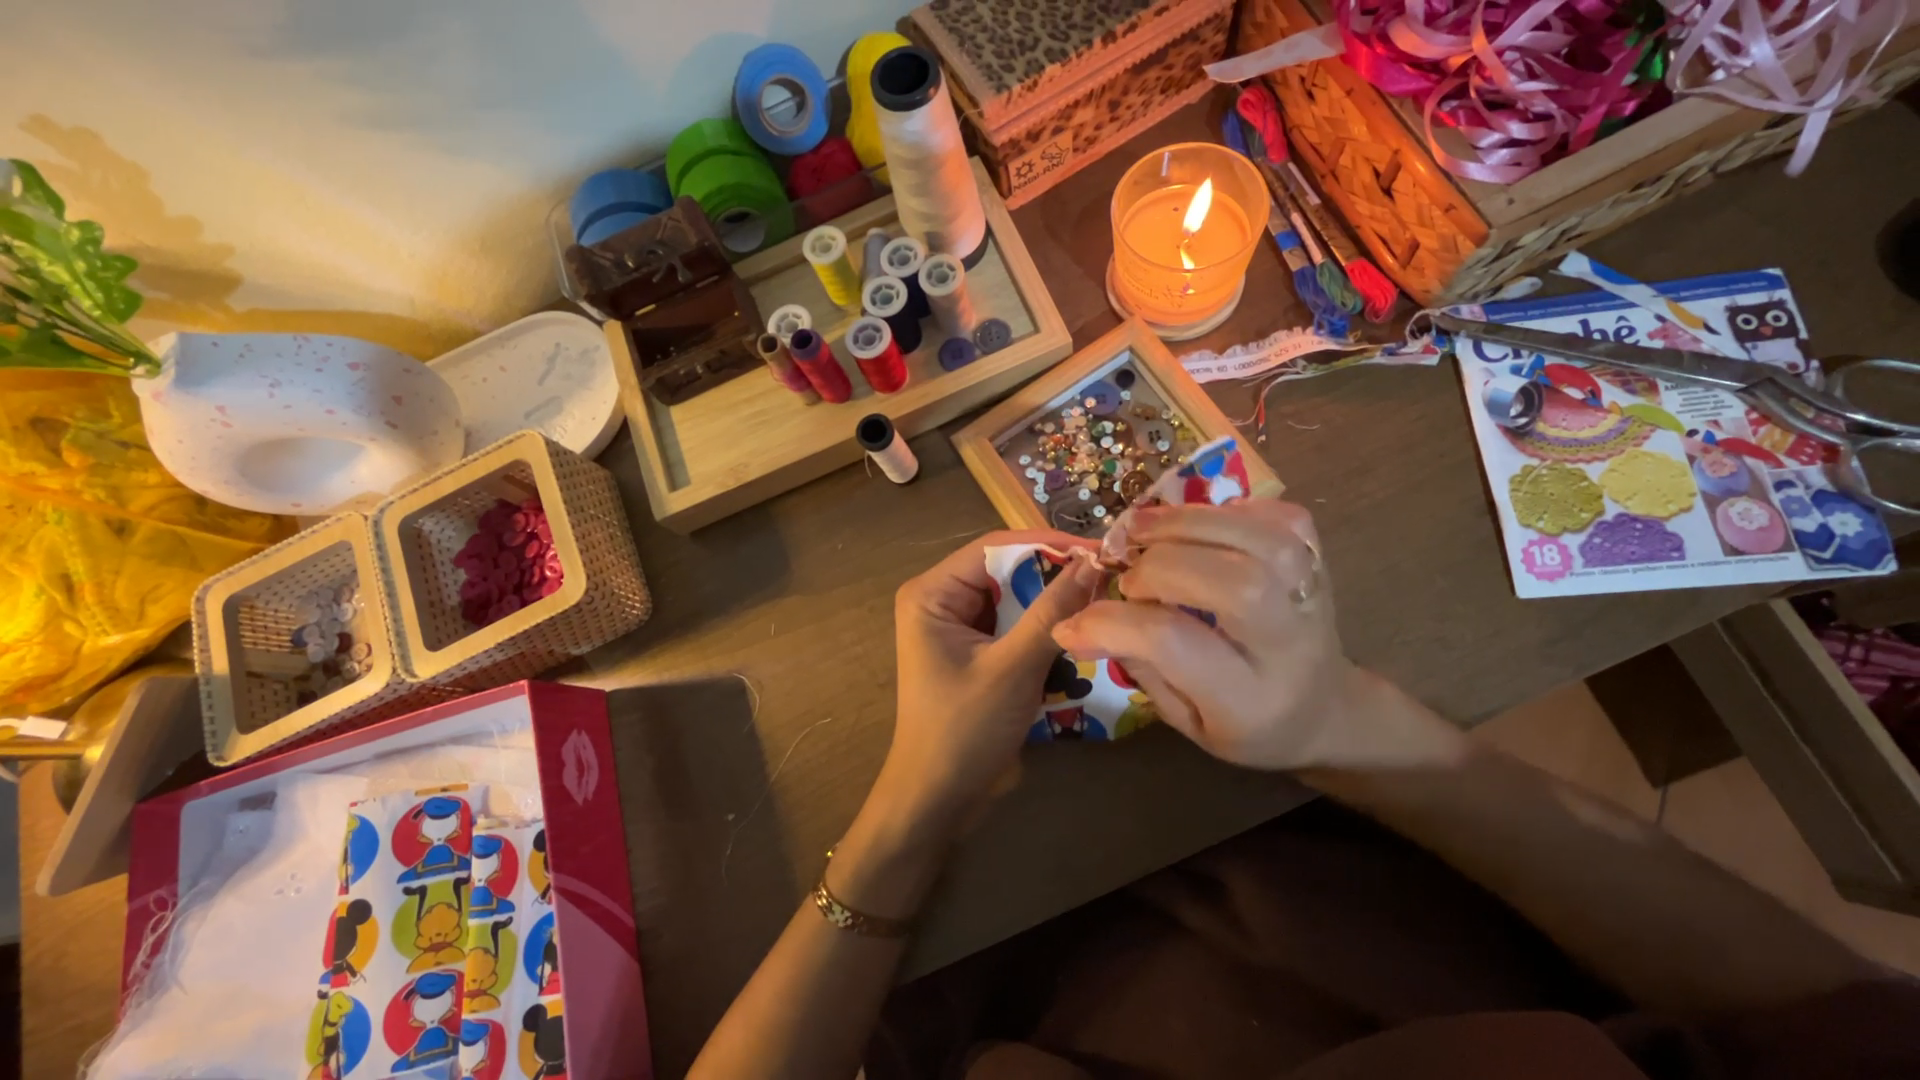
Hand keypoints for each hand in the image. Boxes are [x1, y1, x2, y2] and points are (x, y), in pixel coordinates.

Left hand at [878, 530, 1099, 832]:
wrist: (938, 800)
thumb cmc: (964, 730)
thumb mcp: (1013, 667)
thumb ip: (1053, 612)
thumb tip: (1094, 562)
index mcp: (931, 594)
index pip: (994, 548)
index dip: (1047, 544)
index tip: (1100, 549)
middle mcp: (941, 601)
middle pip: (1007, 572)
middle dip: (1054, 577)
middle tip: (1110, 578)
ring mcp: (960, 630)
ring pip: (1016, 601)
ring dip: (1054, 607)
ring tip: (1104, 603)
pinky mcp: (978, 656)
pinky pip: (1017, 630)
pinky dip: (1045, 633)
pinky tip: (1082, 637)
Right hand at [1051, 500, 1448, 770]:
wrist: (1326, 711)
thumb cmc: (1246, 725)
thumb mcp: (1186, 721)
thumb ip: (1141, 668)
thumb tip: (1084, 622)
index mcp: (1248, 700)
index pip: (1174, 643)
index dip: (1112, 623)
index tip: (1073, 626)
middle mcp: (1288, 644)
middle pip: (1230, 583)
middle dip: (1159, 567)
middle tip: (1127, 575)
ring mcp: (1312, 596)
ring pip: (1259, 540)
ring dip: (1188, 522)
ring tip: (1142, 527)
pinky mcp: (1320, 562)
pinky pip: (1280, 517)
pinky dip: (1233, 510)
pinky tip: (1199, 523)